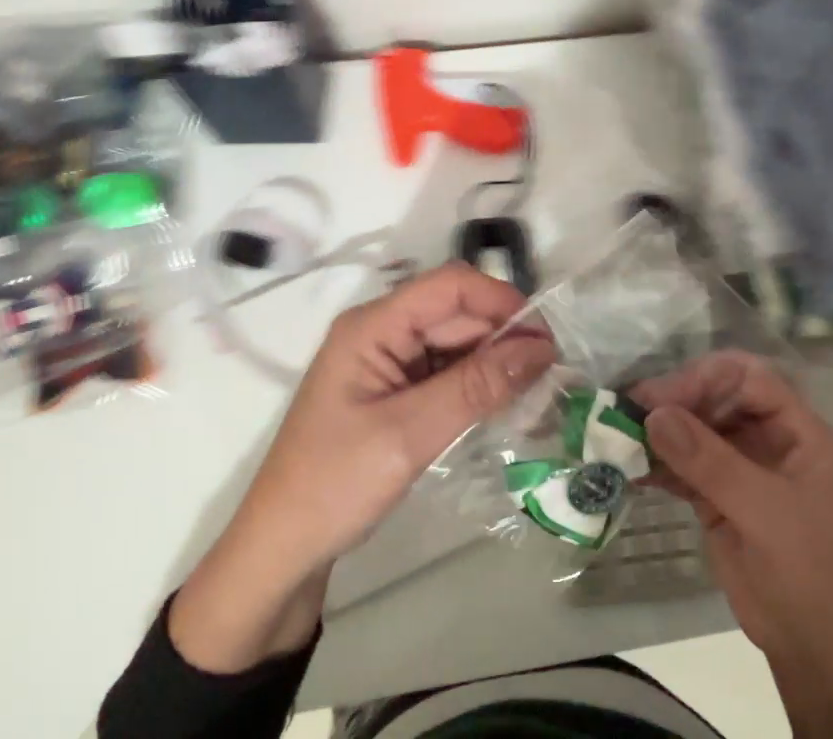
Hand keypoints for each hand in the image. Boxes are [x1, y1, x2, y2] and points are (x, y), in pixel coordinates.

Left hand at [238, 264, 555, 566]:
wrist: (282, 546)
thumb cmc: (334, 485)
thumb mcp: (409, 434)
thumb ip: (475, 387)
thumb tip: (541, 348)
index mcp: (371, 327)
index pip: (449, 286)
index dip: (501, 302)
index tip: (546, 342)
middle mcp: (379, 332)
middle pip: (455, 313)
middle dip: (503, 336)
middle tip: (550, 378)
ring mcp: (385, 362)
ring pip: (454, 343)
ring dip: (493, 362)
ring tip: (535, 393)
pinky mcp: (392, 392)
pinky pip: (444, 372)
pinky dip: (475, 385)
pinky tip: (502, 406)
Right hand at [633, 352, 832, 737]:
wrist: (820, 650)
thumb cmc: (811, 573)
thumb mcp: (766, 513)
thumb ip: (711, 462)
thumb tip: (654, 414)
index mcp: (797, 432)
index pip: (748, 378)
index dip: (705, 378)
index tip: (661, 399)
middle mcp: (768, 442)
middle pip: (716, 399)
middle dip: (674, 402)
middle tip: (626, 415)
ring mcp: (741, 472)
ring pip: (695, 433)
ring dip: (659, 433)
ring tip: (617, 438)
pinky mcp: (718, 502)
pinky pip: (683, 469)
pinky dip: (656, 466)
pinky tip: (628, 469)